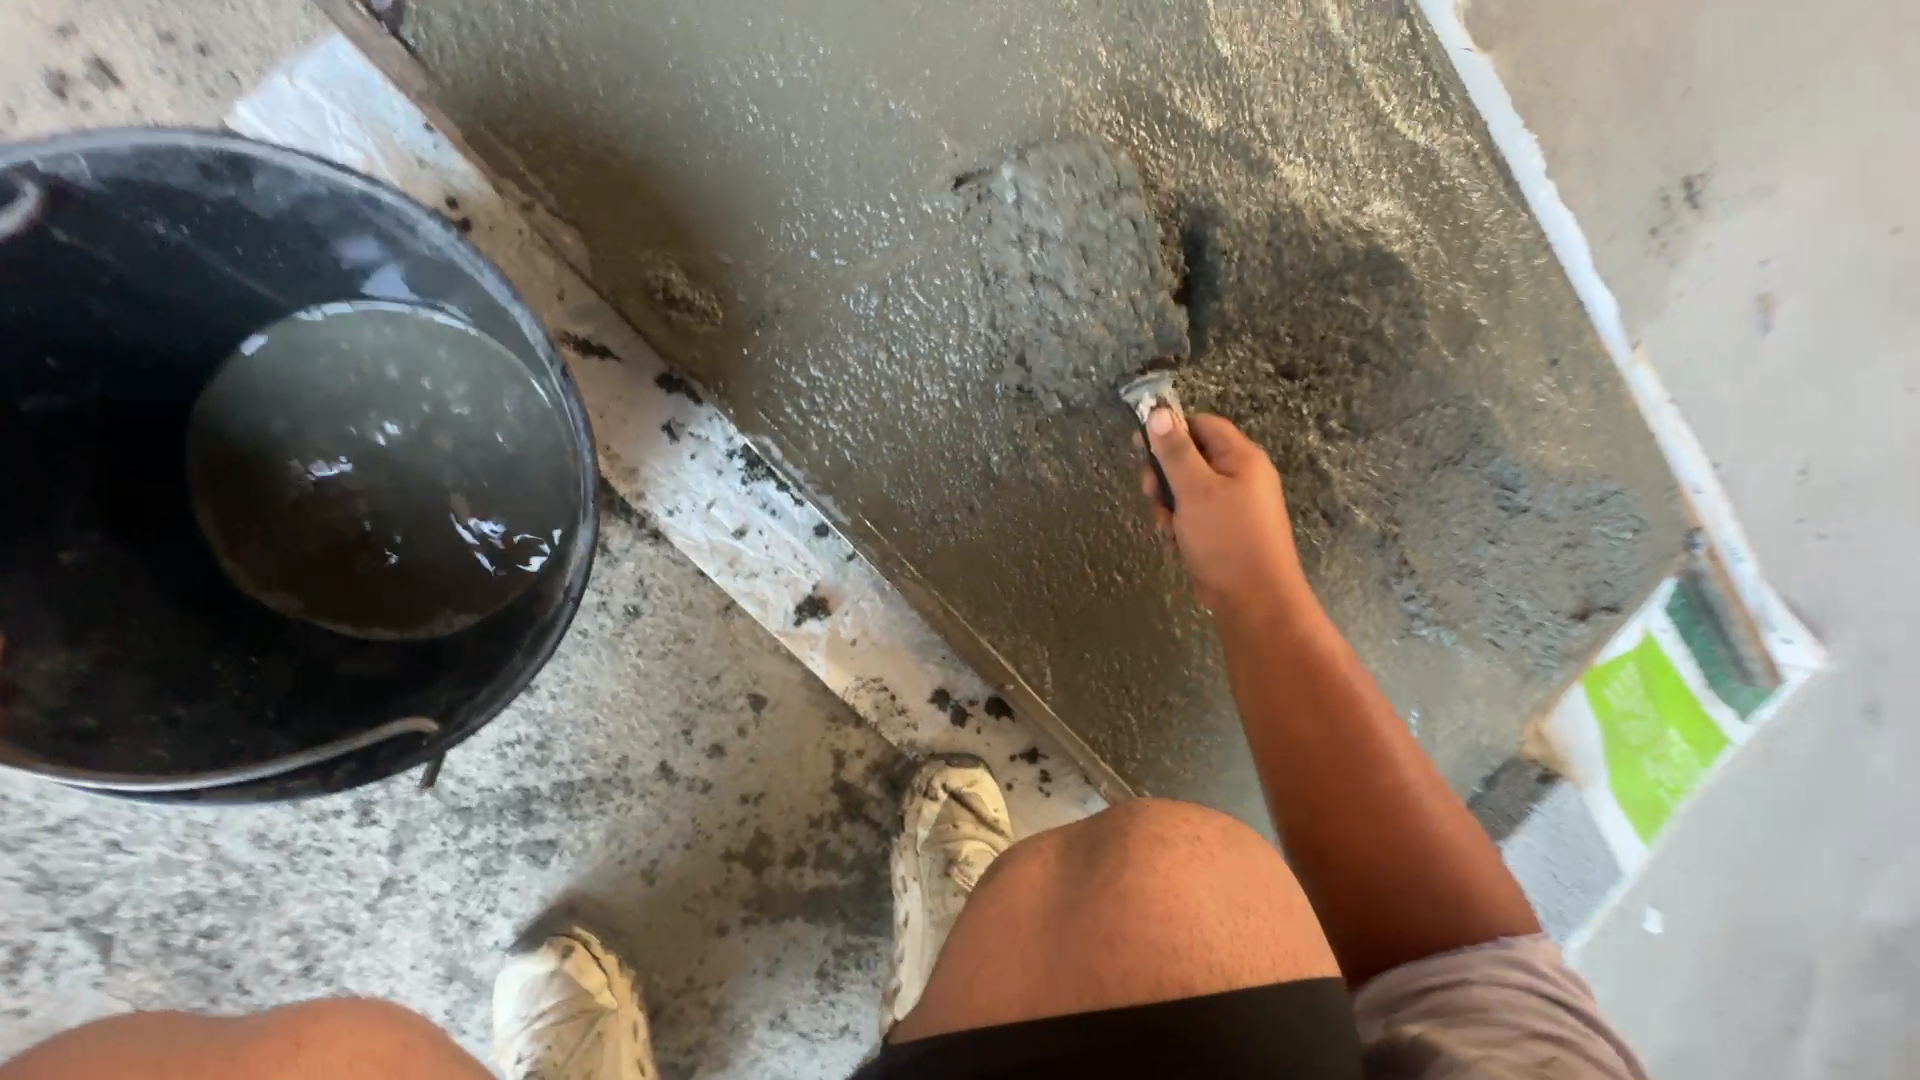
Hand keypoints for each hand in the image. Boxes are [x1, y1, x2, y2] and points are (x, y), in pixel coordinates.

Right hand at [1138, 409, 1309, 618]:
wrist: (1254, 599)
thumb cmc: (1226, 538)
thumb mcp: (1195, 490)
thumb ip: (1175, 451)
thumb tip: (1158, 412)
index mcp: (1242, 458)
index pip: (1202, 425)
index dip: (1171, 431)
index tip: (1141, 447)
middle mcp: (1241, 477)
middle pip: (1191, 458)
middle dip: (1164, 476)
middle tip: (1151, 494)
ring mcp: (1234, 506)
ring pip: (1188, 490)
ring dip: (1168, 505)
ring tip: (1167, 527)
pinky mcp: (1225, 531)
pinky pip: (1195, 516)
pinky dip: (1180, 525)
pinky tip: (1175, 542)